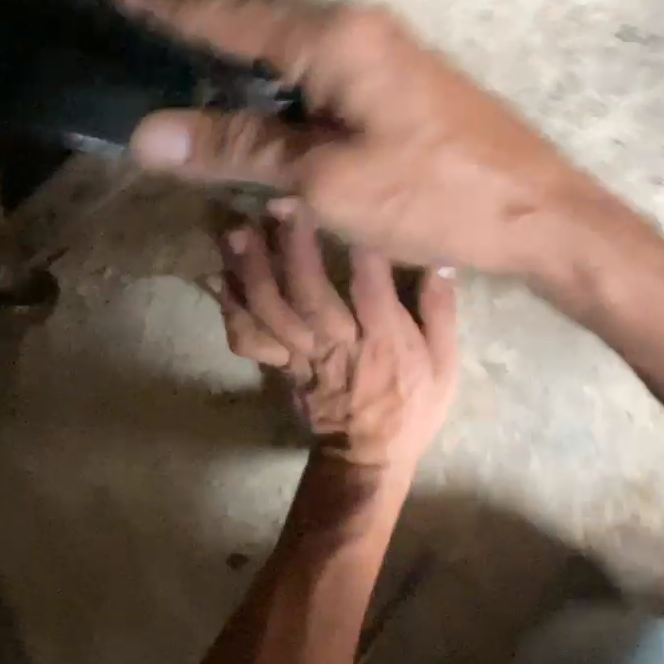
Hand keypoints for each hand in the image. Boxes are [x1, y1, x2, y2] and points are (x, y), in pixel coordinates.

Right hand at [111, 0, 614, 273]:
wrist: (539, 211)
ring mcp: (390, 55)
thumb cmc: (436, 195)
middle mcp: (362, 30)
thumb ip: (242, 149)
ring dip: (243, 68)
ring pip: (294, 54)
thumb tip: (149, 134)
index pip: (231, 14)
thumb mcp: (328, 181)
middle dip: (200, 32)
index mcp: (337, 38)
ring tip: (183, 76)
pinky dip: (285, 91)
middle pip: (261, 28)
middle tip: (137, 33)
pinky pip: (326, 77)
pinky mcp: (406, 85)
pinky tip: (262, 113)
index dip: (168, 3)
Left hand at [205, 210, 458, 469]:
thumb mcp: (445, 365)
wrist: (367, 458)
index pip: (371, 290)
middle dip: (293, 249)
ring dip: (251, 272)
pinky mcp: (278, 367)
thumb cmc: (411, 405)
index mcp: (384, 343)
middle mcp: (338, 346)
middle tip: (281, 206)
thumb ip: (440, 312)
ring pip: (272, 314)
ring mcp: (302, 358)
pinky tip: (219, 274)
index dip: (361, 250)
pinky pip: (248, 339)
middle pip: (310, 296)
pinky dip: (229, 308)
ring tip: (238, 232)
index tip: (353, 205)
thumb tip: (440, 261)